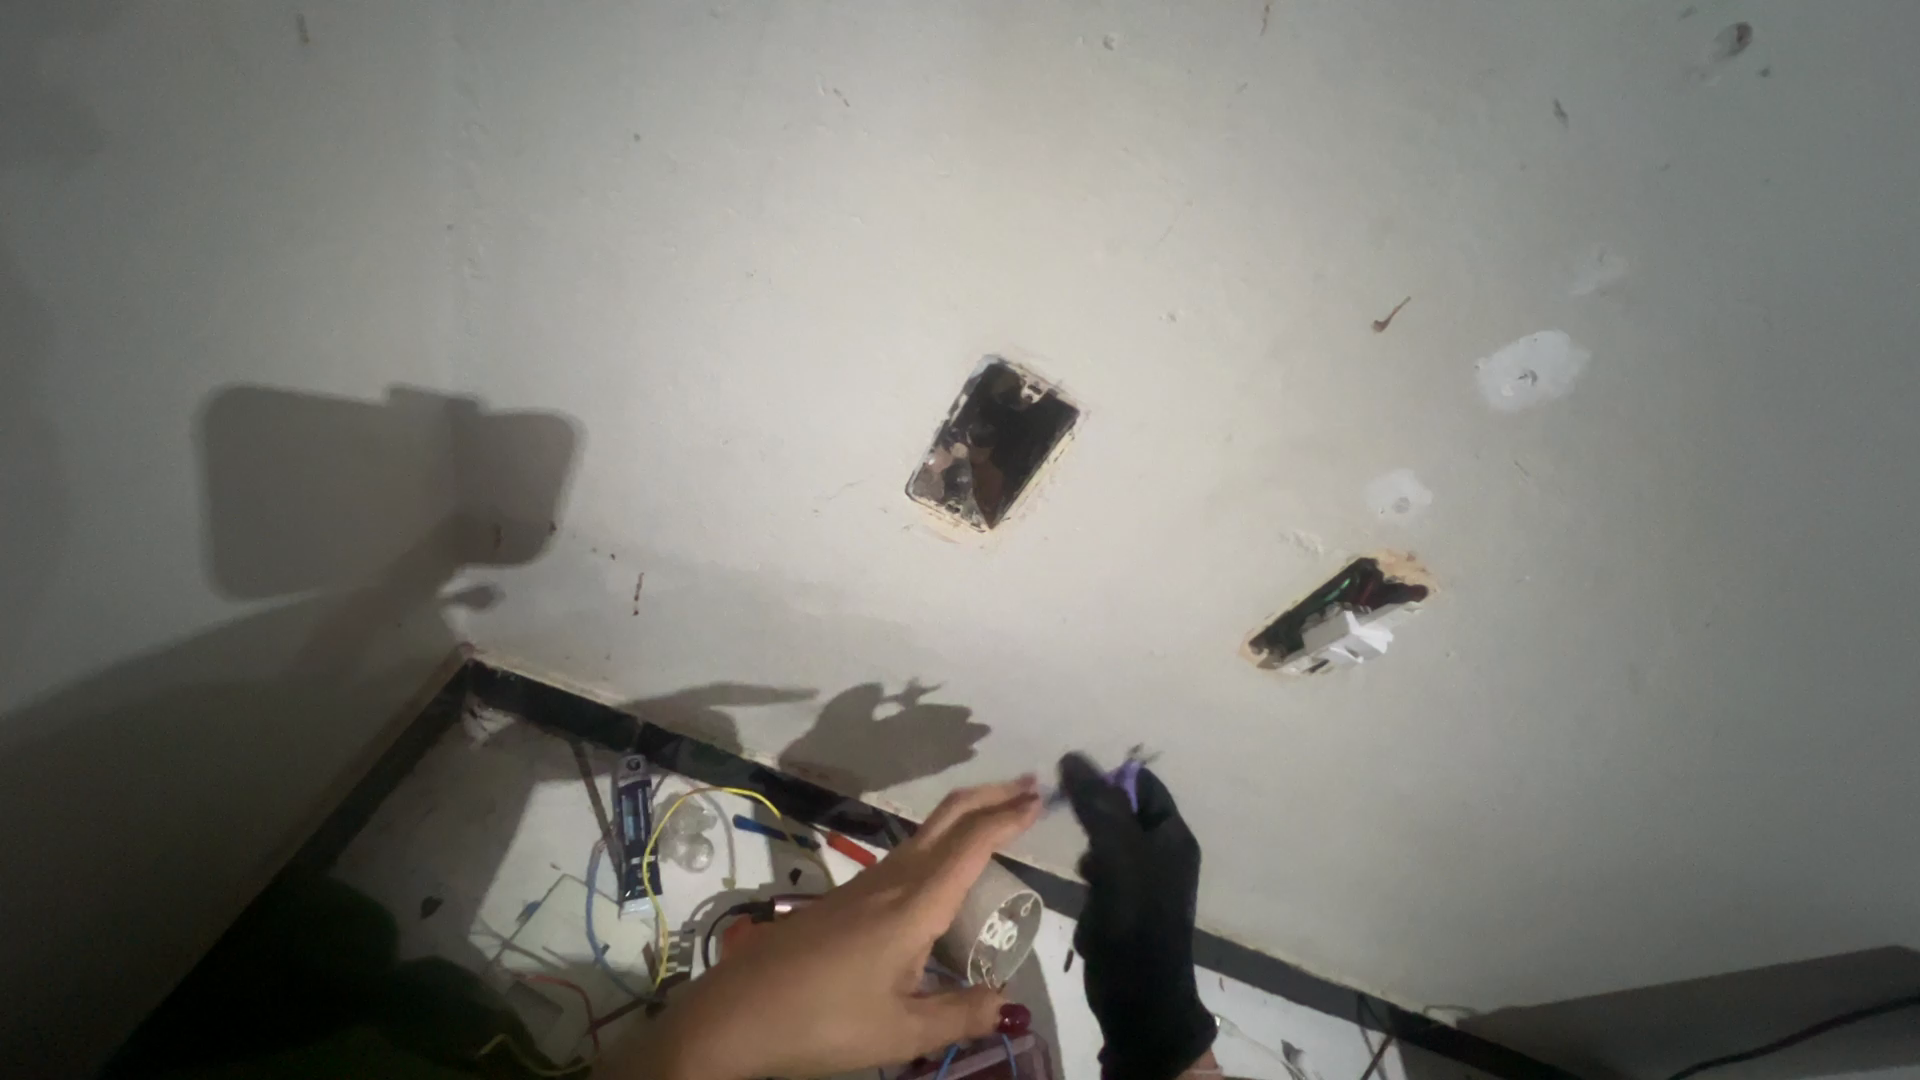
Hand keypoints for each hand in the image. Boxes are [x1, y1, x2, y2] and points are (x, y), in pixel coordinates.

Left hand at [606, 778, 1042, 1079]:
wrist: (738, 1012)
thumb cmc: (823, 1021)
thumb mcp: (899, 1032)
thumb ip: (959, 1014)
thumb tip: (1007, 1001)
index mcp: (915, 902)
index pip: (972, 843)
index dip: (1009, 817)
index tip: (1041, 798)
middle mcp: (896, 877)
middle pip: (949, 816)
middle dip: (991, 794)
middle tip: (1030, 787)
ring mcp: (870, 881)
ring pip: (929, 829)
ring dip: (968, 813)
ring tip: (1000, 816)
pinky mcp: (852, 893)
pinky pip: (912, 850)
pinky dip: (945, 837)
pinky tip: (948, 867)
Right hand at [1059, 754, 1214, 1079]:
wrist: (1138, 998)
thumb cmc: (1135, 916)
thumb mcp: (1117, 850)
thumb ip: (1096, 803)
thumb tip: (1071, 756)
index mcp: (1173, 835)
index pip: (1141, 784)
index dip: (1109, 777)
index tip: (1074, 781)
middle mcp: (1163, 852)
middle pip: (1121, 811)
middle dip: (1095, 816)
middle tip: (1073, 823)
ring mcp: (1144, 880)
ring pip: (1106, 843)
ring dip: (1090, 852)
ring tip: (1086, 870)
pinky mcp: (1124, 905)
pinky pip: (1101, 875)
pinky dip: (1090, 880)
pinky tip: (1085, 894)